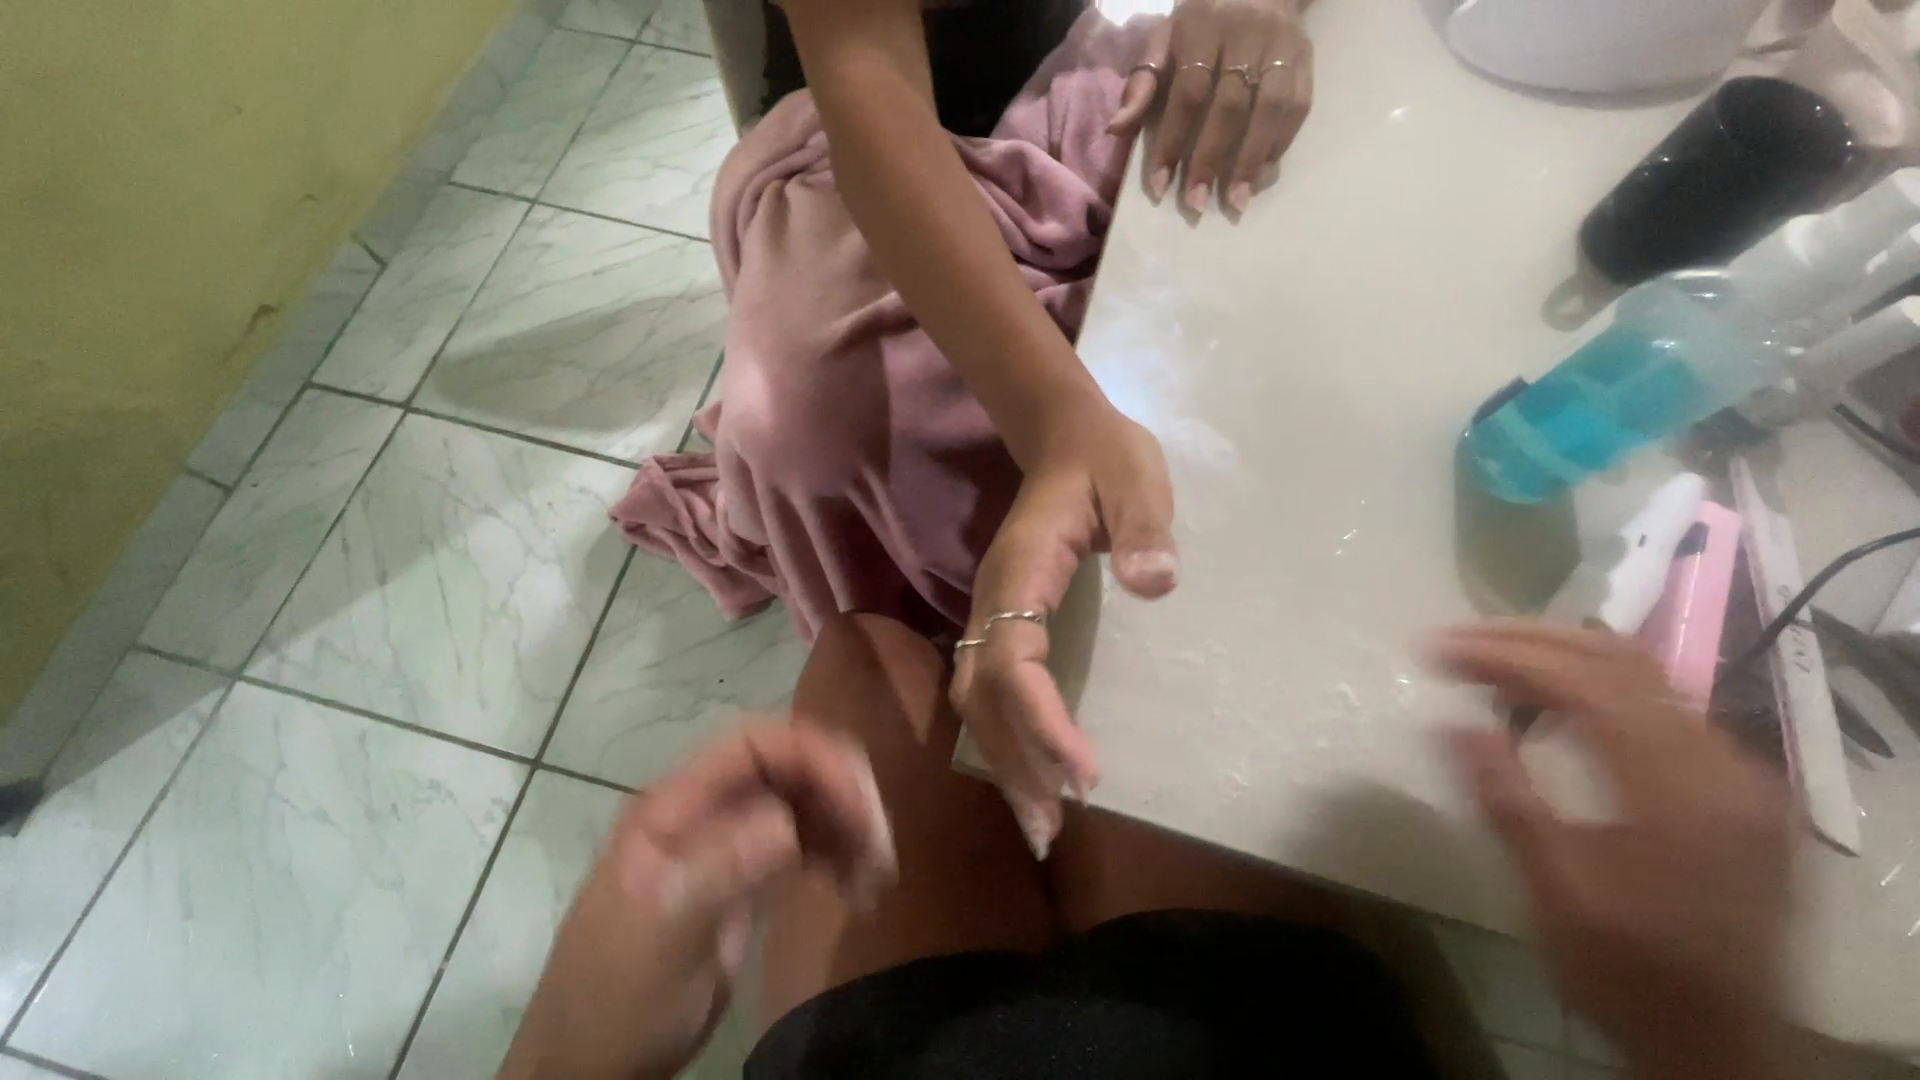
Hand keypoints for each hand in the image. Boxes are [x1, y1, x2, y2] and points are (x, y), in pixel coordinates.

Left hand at [496, 721, 894, 1079]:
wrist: (591, 1064)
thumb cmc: (615, 999)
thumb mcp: (664, 935)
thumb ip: (720, 869)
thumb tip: (789, 823)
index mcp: (675, 806)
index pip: (751, 743)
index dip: (810, 753)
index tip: (858, 799)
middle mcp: (707, 811)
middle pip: (788, 768)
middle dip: (840, 792)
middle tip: (879, 843)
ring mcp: (730, 842)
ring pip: (805, 804)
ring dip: (848, 826)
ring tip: (878, 873)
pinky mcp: (751, 877)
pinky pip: (807, 845)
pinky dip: (840, 857)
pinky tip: (860, 890)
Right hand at [950, 403, 1176, 859]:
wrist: (1066, 437)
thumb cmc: (1106, 458)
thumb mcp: (1136, 477)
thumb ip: (1143, 525)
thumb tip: (1153, 584)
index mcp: (1020, 568)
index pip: (1013, 658)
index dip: (1039, 719)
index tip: (1084, 769)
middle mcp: (993, 599)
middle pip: (982, 693)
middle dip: (1013, 760)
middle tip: (1051, 827)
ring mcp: (993, 611)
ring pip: (977, 699)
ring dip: (1003, 759)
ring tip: (1039, 820)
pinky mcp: (1005, 622)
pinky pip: (990, 690)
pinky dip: (1006, 737)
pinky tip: (1031, 771)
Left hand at [1109, 0, 1314, 214]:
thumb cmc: (1200, 21)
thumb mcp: (1163, 40)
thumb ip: (1141, 84)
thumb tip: (1115, 129)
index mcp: (1205, 28)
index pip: (1188, 93)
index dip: (1173, 142)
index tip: (1160, 186)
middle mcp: (1248, 34)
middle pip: (1230, 106)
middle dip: (1211, 160)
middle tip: (1197, 203)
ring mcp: (1282, 45)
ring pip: (1270, 108)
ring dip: (1252, 159)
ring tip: (1237, 201)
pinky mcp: (1306, 57)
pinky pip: (1299, 104)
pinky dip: (1281, 141)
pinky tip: (1263, 172)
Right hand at [1430, 623, 1793, 1079]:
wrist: (1721, 1043)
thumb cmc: (1628, 973)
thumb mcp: (1556, 895)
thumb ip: (1508, 801)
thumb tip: (1453, 723)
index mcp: (1680, 791)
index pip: (1586, 684)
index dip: (1502, 655)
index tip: (1433, 650)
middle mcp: (1721, 764)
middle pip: (1619, 661)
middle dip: (1526, 639)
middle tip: (1451, 640)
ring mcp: (1734, 772)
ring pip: (1642, 674)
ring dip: (1556, 654)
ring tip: (1484, 660)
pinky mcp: (1730, 785)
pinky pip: (1655, 704)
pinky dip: (1589, 684)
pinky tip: (1543, 701)